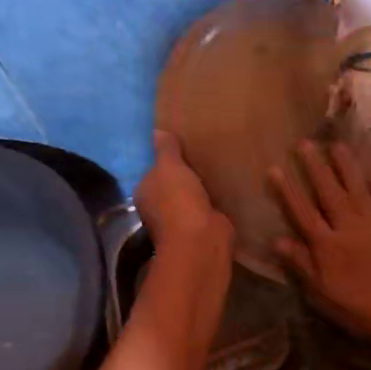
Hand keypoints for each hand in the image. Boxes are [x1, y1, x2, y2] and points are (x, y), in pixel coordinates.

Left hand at [136, 131, 233, 261]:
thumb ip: (165, 148)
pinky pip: (207, 207)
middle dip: (185, 175)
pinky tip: (225, 187)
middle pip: (172, 186)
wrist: (201, 239)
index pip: (153, 172)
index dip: (167, 161)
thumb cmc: (178, 199)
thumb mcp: (169, 166)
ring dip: (200, 188)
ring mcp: (181, 220)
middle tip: (203, 155)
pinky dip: (214, 201)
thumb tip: (157, 130)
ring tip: (216, 167)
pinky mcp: (202, 227)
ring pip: (190, 197)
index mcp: (145, 192)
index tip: (184, 148)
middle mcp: (158, 208)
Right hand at [270, 140, 370, 343]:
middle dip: (315, 166)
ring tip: (336, 144)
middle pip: (329, 192)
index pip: (302, 212)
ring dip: (346, 165)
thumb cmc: (350, 304)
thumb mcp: (317, 289)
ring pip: (357, 189)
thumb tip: (276, 239)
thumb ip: (299, 262)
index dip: (287, 190)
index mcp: (326, 245)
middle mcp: (348, 228)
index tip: (275, 168)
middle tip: (305, 143)